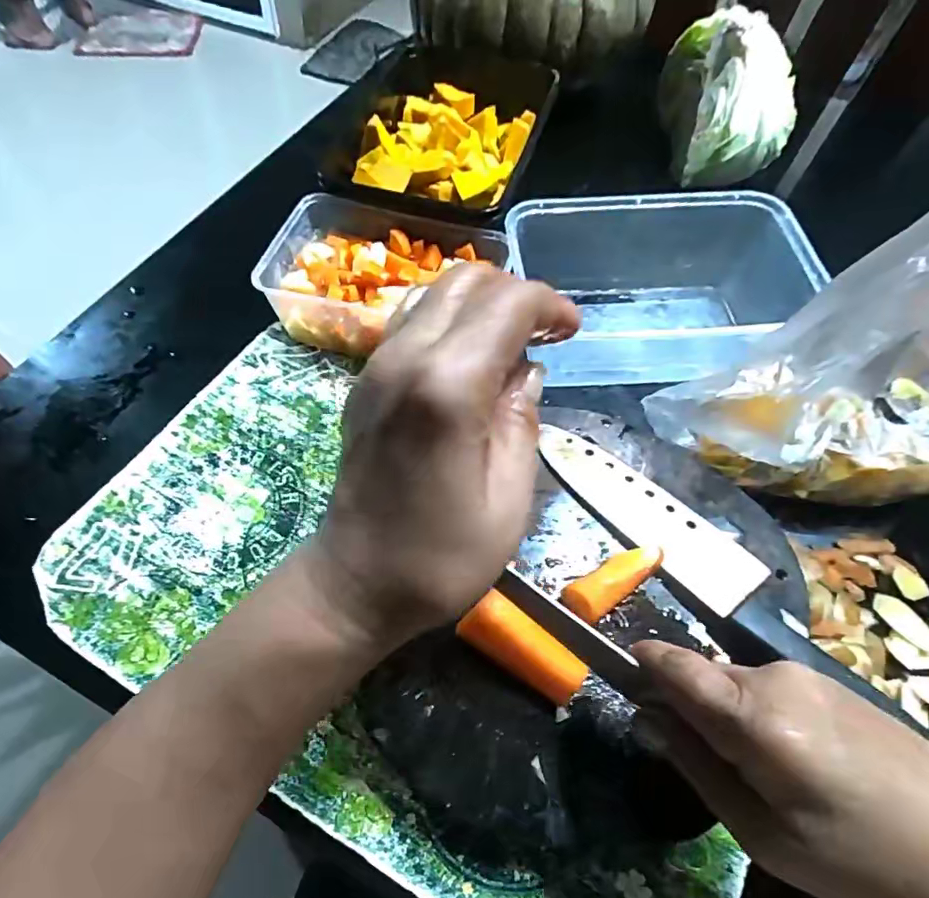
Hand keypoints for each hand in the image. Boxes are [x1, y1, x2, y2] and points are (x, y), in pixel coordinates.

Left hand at [311, 264, 579, 647]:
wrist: (356, 585)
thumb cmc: (442, 558)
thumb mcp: (509, 502)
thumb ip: (521, 422)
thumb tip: (525, 372)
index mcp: (448, 388)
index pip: (506, 305)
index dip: (548, 305)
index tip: (572, 332)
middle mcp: (405, 360)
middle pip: (466, 281)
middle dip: (515, 295)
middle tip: (546, 336)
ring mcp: (376, 368)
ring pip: (433, 294)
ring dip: (481, 305)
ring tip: (513, 346)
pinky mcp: (364, 384)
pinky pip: (411, 324)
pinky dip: (450, 324)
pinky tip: (472, 364)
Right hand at [631, 643, 928, 897]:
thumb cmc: (865, 862)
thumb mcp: (763, 833)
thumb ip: (697, 767)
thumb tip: (647, 719)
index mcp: (755, 712)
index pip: (671, 664)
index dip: (634, 665)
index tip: (608, 680)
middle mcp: (777, 676)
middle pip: (701, 679)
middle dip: (681, 711)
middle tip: (695, 777)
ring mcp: (810, 677)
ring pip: (734, 688)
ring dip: (721, 722)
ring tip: (753, 790)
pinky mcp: (834, 687)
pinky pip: (767, 695)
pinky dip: (753, 723)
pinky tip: (789, 776)